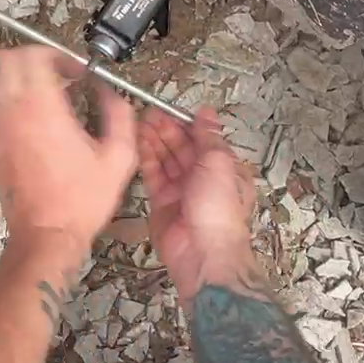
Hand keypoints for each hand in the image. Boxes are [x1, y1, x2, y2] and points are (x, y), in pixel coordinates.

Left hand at [0, 47, 136, 259]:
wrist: (46, 235)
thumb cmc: (80, 202)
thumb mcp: (119, 158)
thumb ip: (120, 116)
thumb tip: (115, 95)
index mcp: (45, 110)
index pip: (36, 57)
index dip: (58, 54)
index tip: (77, 70)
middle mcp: (16, 114)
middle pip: (7, 61)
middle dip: (35, 58)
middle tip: (60, 73)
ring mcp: (1, 130)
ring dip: (21, 78)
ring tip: (48, 93)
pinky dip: (15, 102)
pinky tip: (39, 121)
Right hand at [137, 106, 256, 294]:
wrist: (203, 252)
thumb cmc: (219, 212)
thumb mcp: (219, 163)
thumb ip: (209, 136)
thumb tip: (207, 114)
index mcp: (224, 169)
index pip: (203, 139)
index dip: (185, 124)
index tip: (169, 110)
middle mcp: (204, 179)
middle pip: (182, 148)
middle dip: (166, 130)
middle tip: (149, 114)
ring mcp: (182, 191)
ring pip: (166, 160)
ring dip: (154, 141)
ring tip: (140, 123)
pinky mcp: (162, 202)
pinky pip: (153, 175)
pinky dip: (146, 158)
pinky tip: (138, 143)